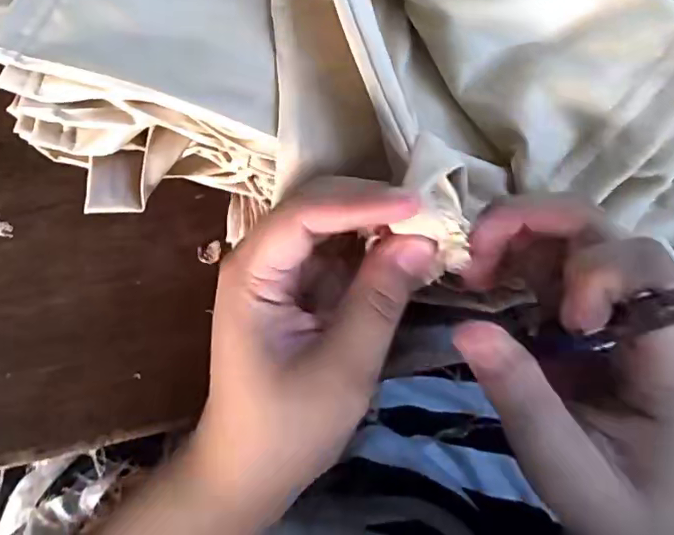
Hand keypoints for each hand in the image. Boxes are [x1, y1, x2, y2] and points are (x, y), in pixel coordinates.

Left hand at [179, 180, 441, 525]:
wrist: (246, 472)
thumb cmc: (286, 429)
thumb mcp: (343, 370)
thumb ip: (379, 300)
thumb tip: (421, 239)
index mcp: (251, 270)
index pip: (305, 213)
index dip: (361, 201)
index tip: (415, 202)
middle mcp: (258, 254)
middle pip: (314, 204)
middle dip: (370, 202)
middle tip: (427, 209)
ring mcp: (276, 265)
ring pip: (327, 218)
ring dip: (373, 218)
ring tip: (423, 222)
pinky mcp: (295, 280)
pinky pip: (334, 246)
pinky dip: (369, 243)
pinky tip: (401, 244)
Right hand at [455, 196, 673, 534]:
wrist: (647, 533)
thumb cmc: (624, 512)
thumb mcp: (573, 476)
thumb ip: (526, 404)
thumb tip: (467, 329)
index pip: (652, 270)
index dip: (601, 270)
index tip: (565, 322)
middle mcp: (653, 311)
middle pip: (604, 229)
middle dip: (535, 222)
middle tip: (478, 251)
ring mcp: (618, 298)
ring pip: (572, 226)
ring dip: (516, 229)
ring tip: (473, 263)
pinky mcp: (589, 298)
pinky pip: (551, 249)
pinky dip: (511, 247)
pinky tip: (484, 273)